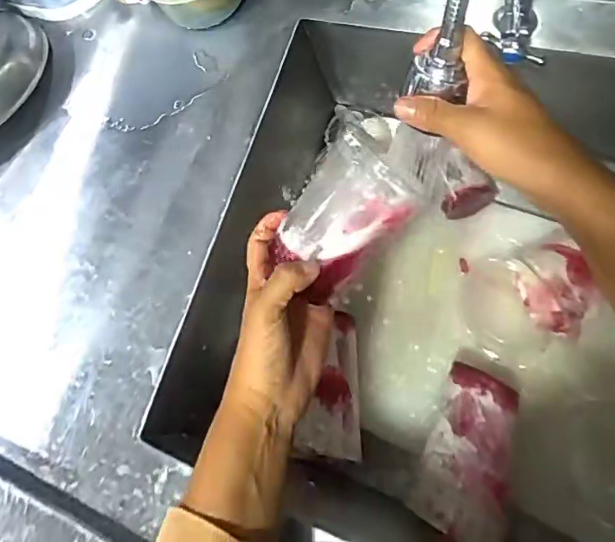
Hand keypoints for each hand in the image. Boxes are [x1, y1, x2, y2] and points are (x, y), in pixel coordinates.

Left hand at [221, 211, 334, 433]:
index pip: (261, 244)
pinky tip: (356, 262)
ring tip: (348, 235)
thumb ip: (286, 281)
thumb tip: (316, 264)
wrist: (271, 400)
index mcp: (260, 281)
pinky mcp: (324, 315)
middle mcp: (283, 285)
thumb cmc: (258, 352)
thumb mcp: (264, 310)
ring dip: (329, 254)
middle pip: (294, 252)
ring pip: (317, 267)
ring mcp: (305, 300)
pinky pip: (334, 288)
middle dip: (308, 236)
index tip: (289, 214)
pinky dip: (344, 275)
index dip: (269, 226)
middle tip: (331, 221)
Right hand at [394, 27, 598, 204]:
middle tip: (415, 91)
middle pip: (465, 62)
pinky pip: (479, 109)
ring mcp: (506, 104)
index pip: (464, 36)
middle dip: (437, 71)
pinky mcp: (510, 125)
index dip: (438, 37)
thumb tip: (400, 104)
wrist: (560, 177)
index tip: (417, 55)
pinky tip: (448, 133)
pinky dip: (460, 114)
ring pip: (471, 88)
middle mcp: (499, 82)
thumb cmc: (514, 145)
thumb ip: (432, 114)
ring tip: (424, 113)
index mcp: (490, 73)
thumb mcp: (466, 128)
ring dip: (447, 96)